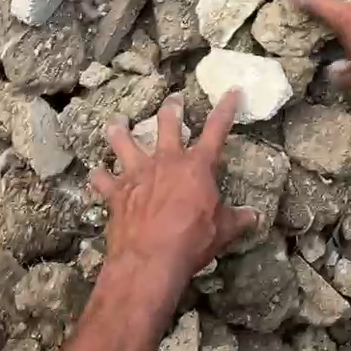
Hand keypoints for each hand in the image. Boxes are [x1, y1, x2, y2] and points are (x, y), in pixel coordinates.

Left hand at [91, 91, 259, 286]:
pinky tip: (95, 173)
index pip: (217, 129)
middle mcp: (166, 161)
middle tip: (172, 99)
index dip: (226, 108)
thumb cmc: (191, 241)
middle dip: (171, 108)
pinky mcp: (116, 192)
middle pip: (167, 124)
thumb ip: (237, 219)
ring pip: (124, 141)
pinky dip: (99, 176)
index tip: (231, 90)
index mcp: (197, 166)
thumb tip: (255, 216)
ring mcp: (137, 173)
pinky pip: (102, 179)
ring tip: (117, 121)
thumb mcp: (222, 231)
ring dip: (120, 130)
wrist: (149, 260)